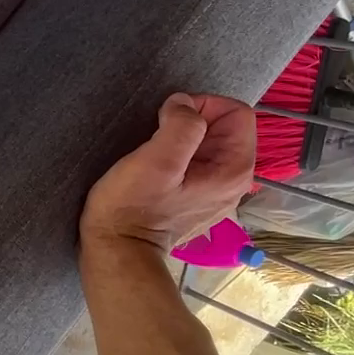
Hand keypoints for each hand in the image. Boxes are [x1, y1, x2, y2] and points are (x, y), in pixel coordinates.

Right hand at [81, 92, 254, 250]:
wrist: (116, 250)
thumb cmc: (132, 206)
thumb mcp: (156, 161)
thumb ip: (180, 126)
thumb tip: (183, 104)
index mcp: (234, 169)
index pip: (237, 112)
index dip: (201, 105)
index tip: (166, 118)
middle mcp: (235, 181)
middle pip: (224, 129)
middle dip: (190, 123)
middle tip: (155, 139)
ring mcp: (217, 194)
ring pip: (208, 146)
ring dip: (180, 140)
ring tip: (152, 155)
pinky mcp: (197, 201)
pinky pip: (196, 165)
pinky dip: (177, 159)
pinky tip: (154, 172)